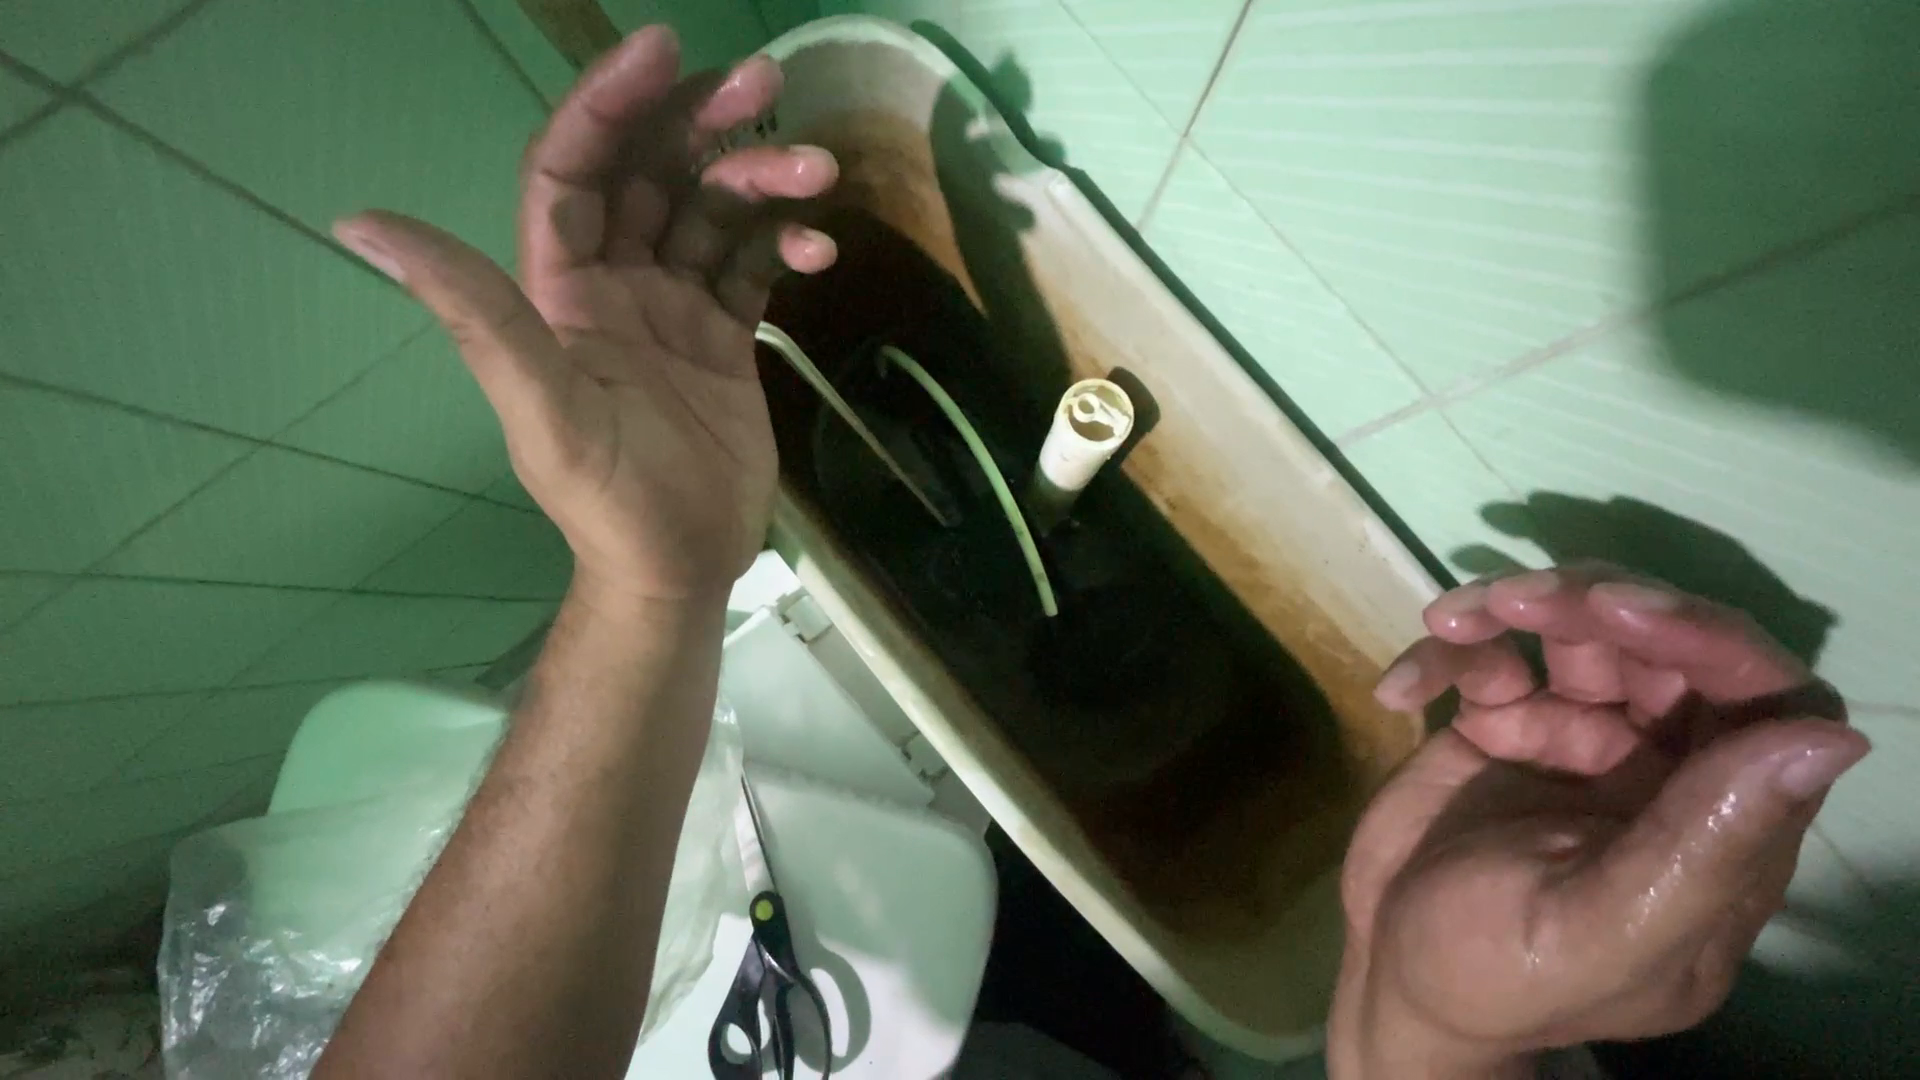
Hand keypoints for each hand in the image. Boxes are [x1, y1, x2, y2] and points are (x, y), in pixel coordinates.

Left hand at [332, 26, 837, 600]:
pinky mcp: (728, 340)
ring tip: (818, 172)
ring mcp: (678, 310)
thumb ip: (479, 317)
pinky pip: (754, 273)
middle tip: (766, 83)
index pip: (577, 172)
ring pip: (715, 217)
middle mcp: (618, 285)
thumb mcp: (544, 411)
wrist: (681, 563)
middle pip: (654, 177)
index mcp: (562, 291)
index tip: (665, 53)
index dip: (610, 106)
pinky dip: (785, 252)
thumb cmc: (610, 499)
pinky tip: (818, 253)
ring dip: (762, 185)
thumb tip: (358, 223)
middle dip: (705, 126)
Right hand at [1329, 562, 1869, 1079]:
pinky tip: (1396, 693)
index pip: (1754, 698)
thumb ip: (1700, 848)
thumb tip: (1820, 738)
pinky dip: (1434, 660)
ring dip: (1503, 610)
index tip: (1613, 611)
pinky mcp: (1491, 725)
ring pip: (1563, 634)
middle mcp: (1651, 764)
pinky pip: (1475, 662)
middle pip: (1653, 646)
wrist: (1392, 968)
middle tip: (1510, 597)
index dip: (1701, 638)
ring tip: (1444, 621)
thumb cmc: (1501, 975)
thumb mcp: (1600, 933)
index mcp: (1713, 821)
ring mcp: (1566, 738)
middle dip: (1586, 604)